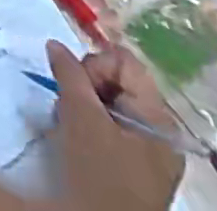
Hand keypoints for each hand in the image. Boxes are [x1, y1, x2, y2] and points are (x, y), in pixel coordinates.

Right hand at [49, 40, 185, 210]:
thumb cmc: (99, 173)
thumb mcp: (80, 118)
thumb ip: (69, 75)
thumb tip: (55, 44)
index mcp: (158, 118)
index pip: (124, 62)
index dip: (95, 65)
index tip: (76, 86)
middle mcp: (160, 129)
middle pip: (118, 80)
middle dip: (86, 86)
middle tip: (69, 105)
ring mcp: (149, 148)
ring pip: (109, 102)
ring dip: (83, 104)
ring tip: (70, 123)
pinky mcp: (134, 162)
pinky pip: (110, 124)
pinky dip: (88, 122)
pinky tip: (76, 137)